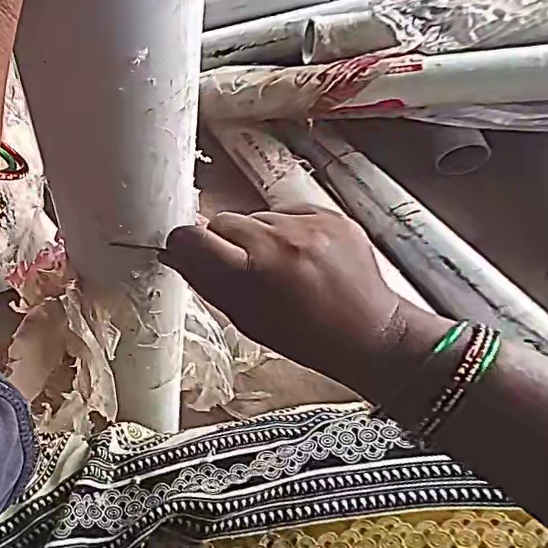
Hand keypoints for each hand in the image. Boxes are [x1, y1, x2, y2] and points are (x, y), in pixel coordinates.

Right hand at [161, 207, 452, 399]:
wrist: (371, 333)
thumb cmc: (305, 335)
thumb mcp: (244, 318)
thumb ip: (205, 282)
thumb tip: (175, 255)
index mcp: (255, 270)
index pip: (194, 236)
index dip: (184, 244)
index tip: (185, 250)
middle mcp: (282, 240)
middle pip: (222, 221)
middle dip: (223, 241)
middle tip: (240, 266)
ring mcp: (310, 224)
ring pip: (253, 216)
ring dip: (255, 236)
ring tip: (276, 264)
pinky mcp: (329, 214)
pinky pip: (284, 211)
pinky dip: (283, 230)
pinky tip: (297, 255)